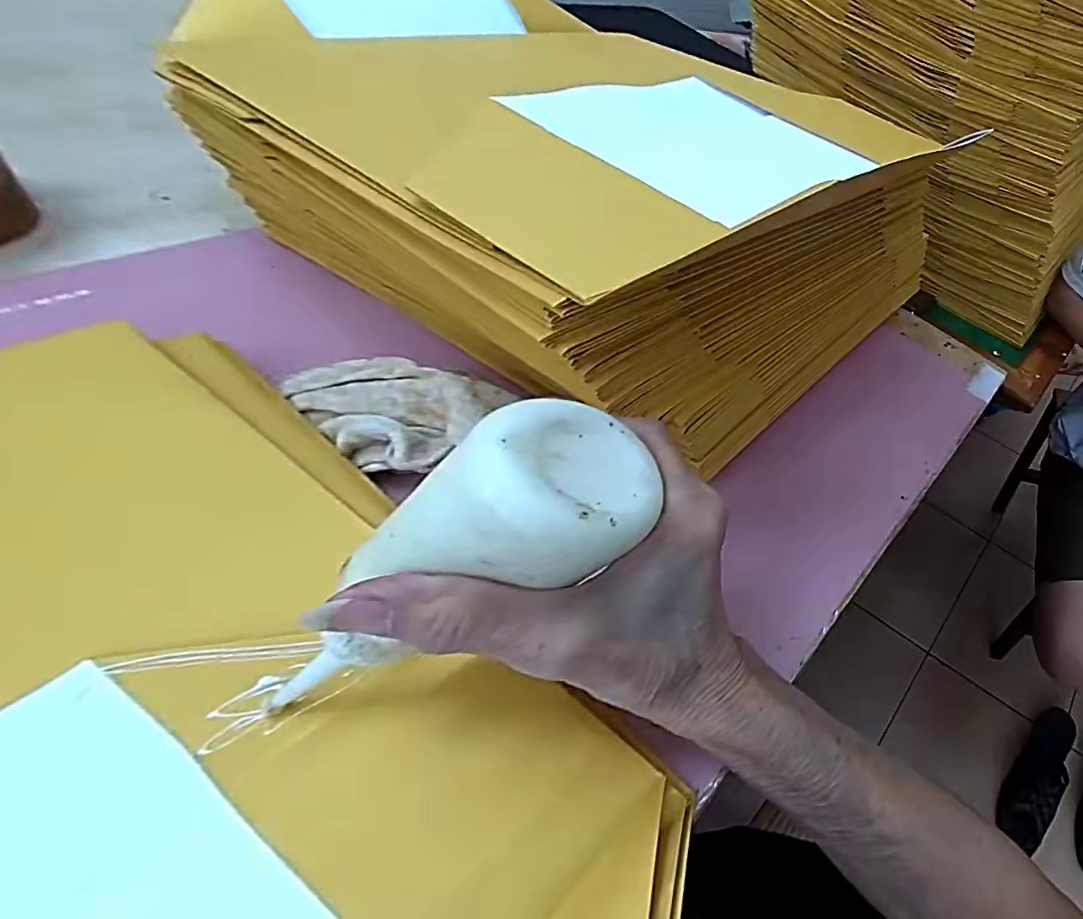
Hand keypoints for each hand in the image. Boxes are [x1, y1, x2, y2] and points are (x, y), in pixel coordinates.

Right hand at [307, 418, 746, 733]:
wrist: (697, 693)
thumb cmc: (644, 662)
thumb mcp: (550, 638)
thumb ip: (460, 618)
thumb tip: (346, 603)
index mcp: (686, 504)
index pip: (638, 434)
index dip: (582, 428)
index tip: (524, 444)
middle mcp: (695, 499)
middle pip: (629, 450)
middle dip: (570, 451)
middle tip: (508, 468)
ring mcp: (690, 518)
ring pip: (632, 472)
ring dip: (581, 474)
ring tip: (519, 486)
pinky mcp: (678, 538)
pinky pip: (636, 496)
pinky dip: (595, 498)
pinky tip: (548, 519)